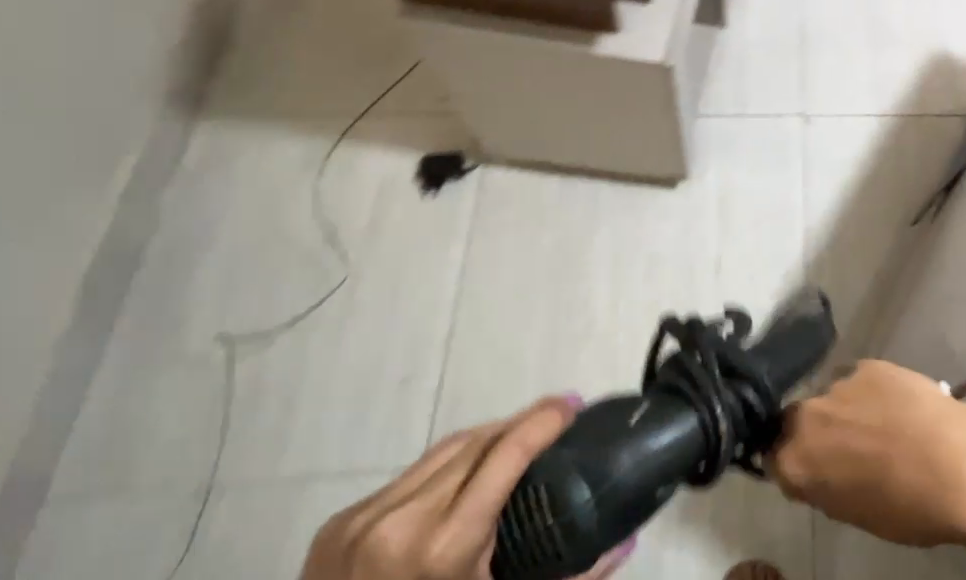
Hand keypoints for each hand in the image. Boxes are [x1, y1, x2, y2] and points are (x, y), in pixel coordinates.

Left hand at [299, 395, 633, 579]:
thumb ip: (570, 579)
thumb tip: (627, 544)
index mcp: (445, 546)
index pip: (505, 454)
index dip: (543, 420)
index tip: (573, 403)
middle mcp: (402, 521)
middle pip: (476, 443)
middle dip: (519, 425)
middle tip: (554, 421)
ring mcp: (363, 519)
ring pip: (440, 453)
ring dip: (483, 441)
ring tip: (515, 441)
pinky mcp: (338, 524)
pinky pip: (406, 479)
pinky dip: (444, 470)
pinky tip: (462, 480)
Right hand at [770, 360, 965, 547]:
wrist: (957, 463)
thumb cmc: (907, 507)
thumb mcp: (854, 513)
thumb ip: (825, 486)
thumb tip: (825, 472)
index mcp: (795, 463)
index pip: (775, 457)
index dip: (795, 462)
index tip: (816, 468)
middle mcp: (806, 417)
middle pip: (798, 420)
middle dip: (816, 431)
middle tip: (848, 446)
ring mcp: (839, 385)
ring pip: (833, 396)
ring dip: (847, 409)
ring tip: (882, 423)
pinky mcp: (870, 365)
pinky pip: (862, 379)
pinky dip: (874, 391)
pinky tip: (900, 404)